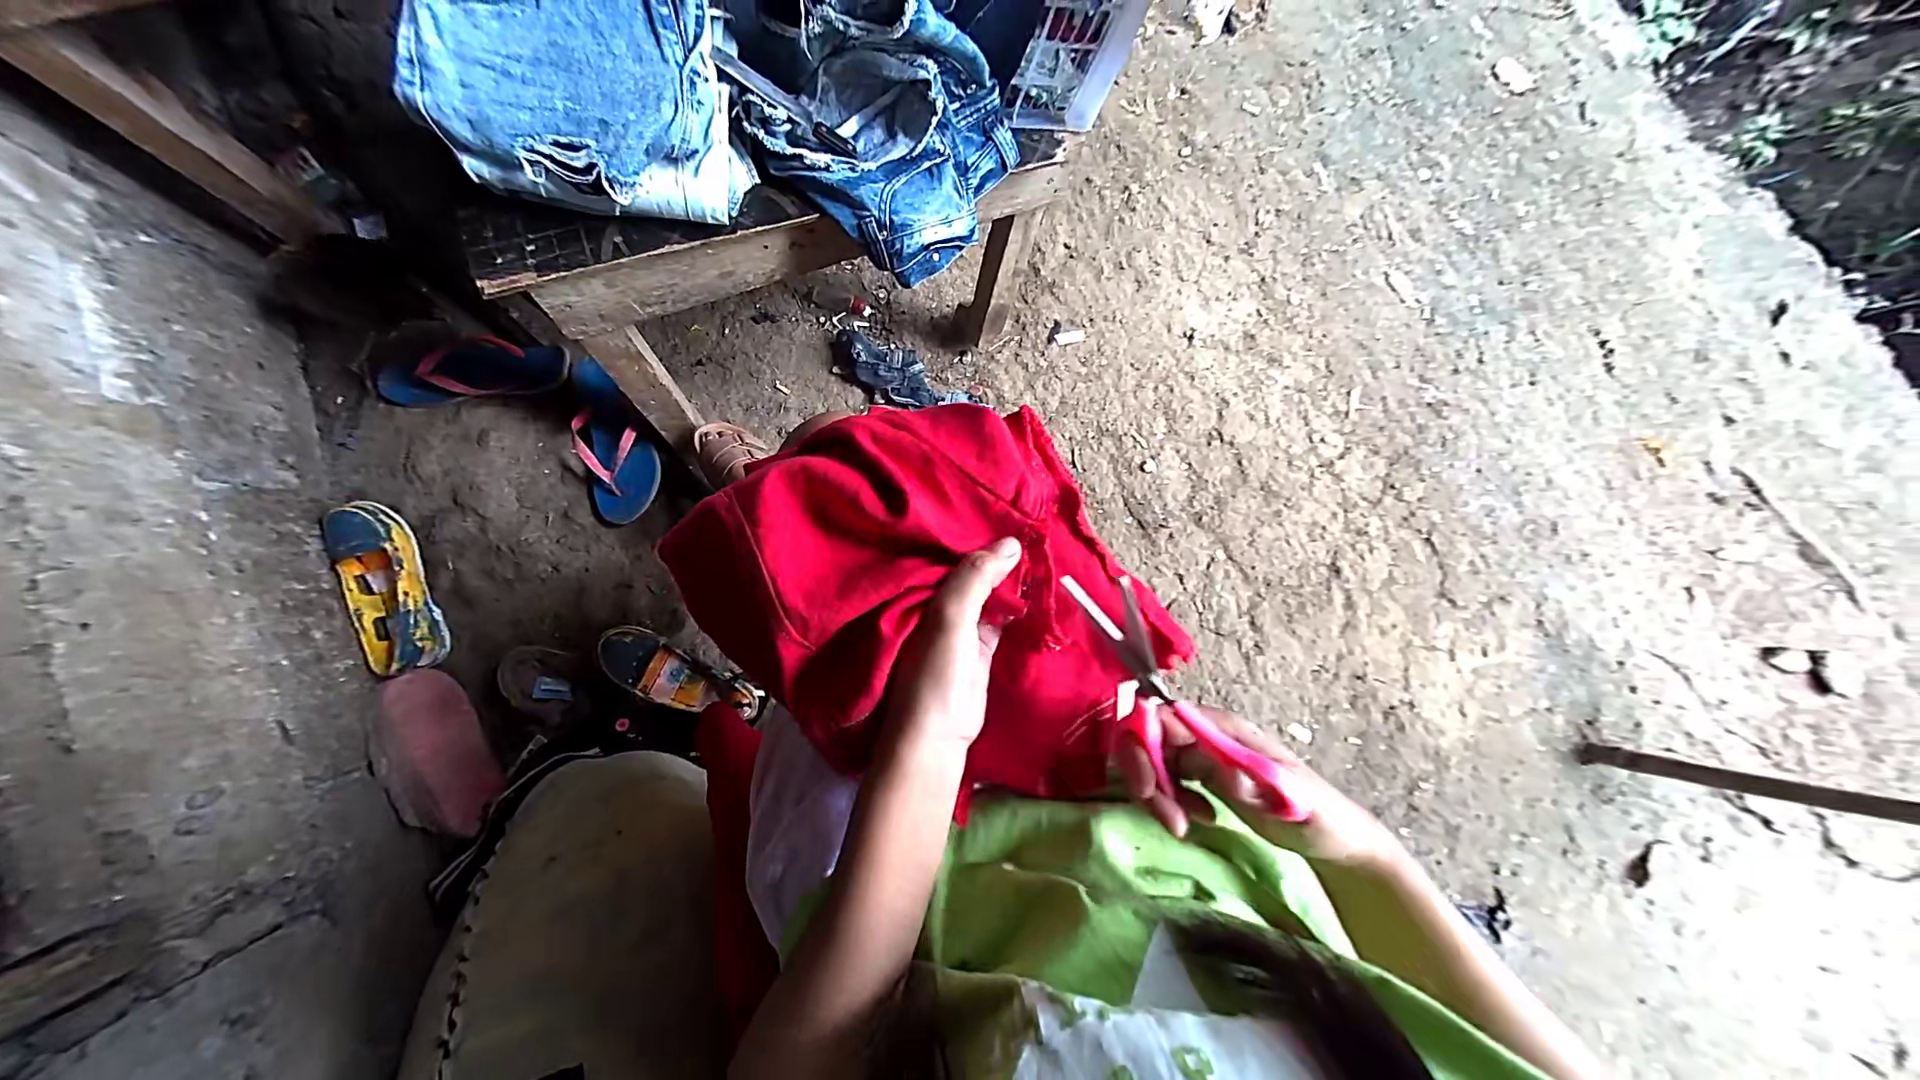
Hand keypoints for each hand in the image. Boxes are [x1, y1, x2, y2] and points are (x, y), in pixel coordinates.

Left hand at [879, 538, 1021, 757]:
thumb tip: (1011, 543)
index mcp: (921, 593)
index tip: (1007, 513)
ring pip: (987, 593)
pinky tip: (1033, 588)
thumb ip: (975, 579)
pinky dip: (1015, 605)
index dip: (975, 535)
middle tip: (1031, 528)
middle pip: (971, 572)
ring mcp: (960, 627)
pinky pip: (999, 617)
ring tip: (1038, 550)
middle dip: (995, 555)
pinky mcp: (979, 647)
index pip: (950, 555)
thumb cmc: (935, 671)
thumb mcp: (950, 617)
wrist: (937, 735)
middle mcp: (939, 606)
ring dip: (1007, 578)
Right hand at [1114, 704, 1411, 872]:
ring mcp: (1202, 752)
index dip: (1143, 745)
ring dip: (1155, 792)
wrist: (1335, 838)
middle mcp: (1207, 732)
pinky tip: (1195, 820)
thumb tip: (1212, 763)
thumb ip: (1253, 782)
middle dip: (1144, 774)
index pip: (1162, 717)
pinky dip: (1168, 800)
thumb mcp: (1294, 803)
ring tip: (1183, 826)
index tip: (1147, 789)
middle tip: (1169, 819)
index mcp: (1225, 729)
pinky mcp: (1200, 773)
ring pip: (1152, 757)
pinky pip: (1165, 777)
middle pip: (1148, 736)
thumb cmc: (1320, 817)